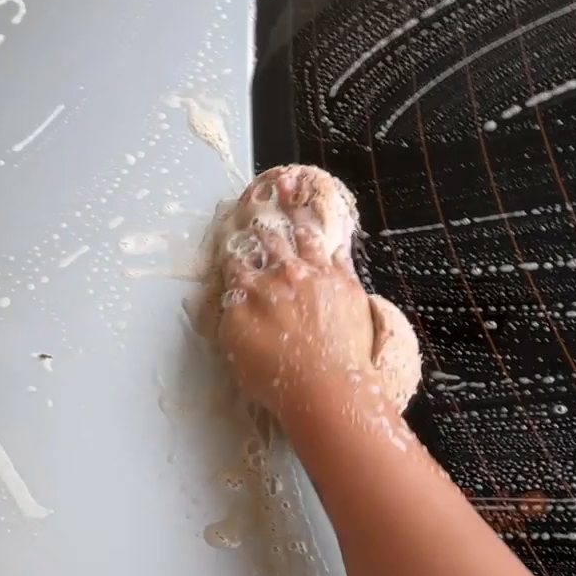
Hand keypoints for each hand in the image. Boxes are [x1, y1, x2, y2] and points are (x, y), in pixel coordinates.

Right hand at [217, 165, 420, 419]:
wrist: (325, 387)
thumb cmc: (274, 378)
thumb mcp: (235, 349)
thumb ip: (230, 315)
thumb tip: (230, 293)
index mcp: (247, 292)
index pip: (235, 260)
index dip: (232, 242)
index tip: (231, 227)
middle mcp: (279, 275)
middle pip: (268, 240)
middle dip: (261, 217)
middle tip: (260, 193)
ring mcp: (315, 274)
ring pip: (303, 235)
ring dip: (296, 212)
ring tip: (293, 187)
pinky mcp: (345, 281)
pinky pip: (338, 248)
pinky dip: (332, 230)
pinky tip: (332, 217)